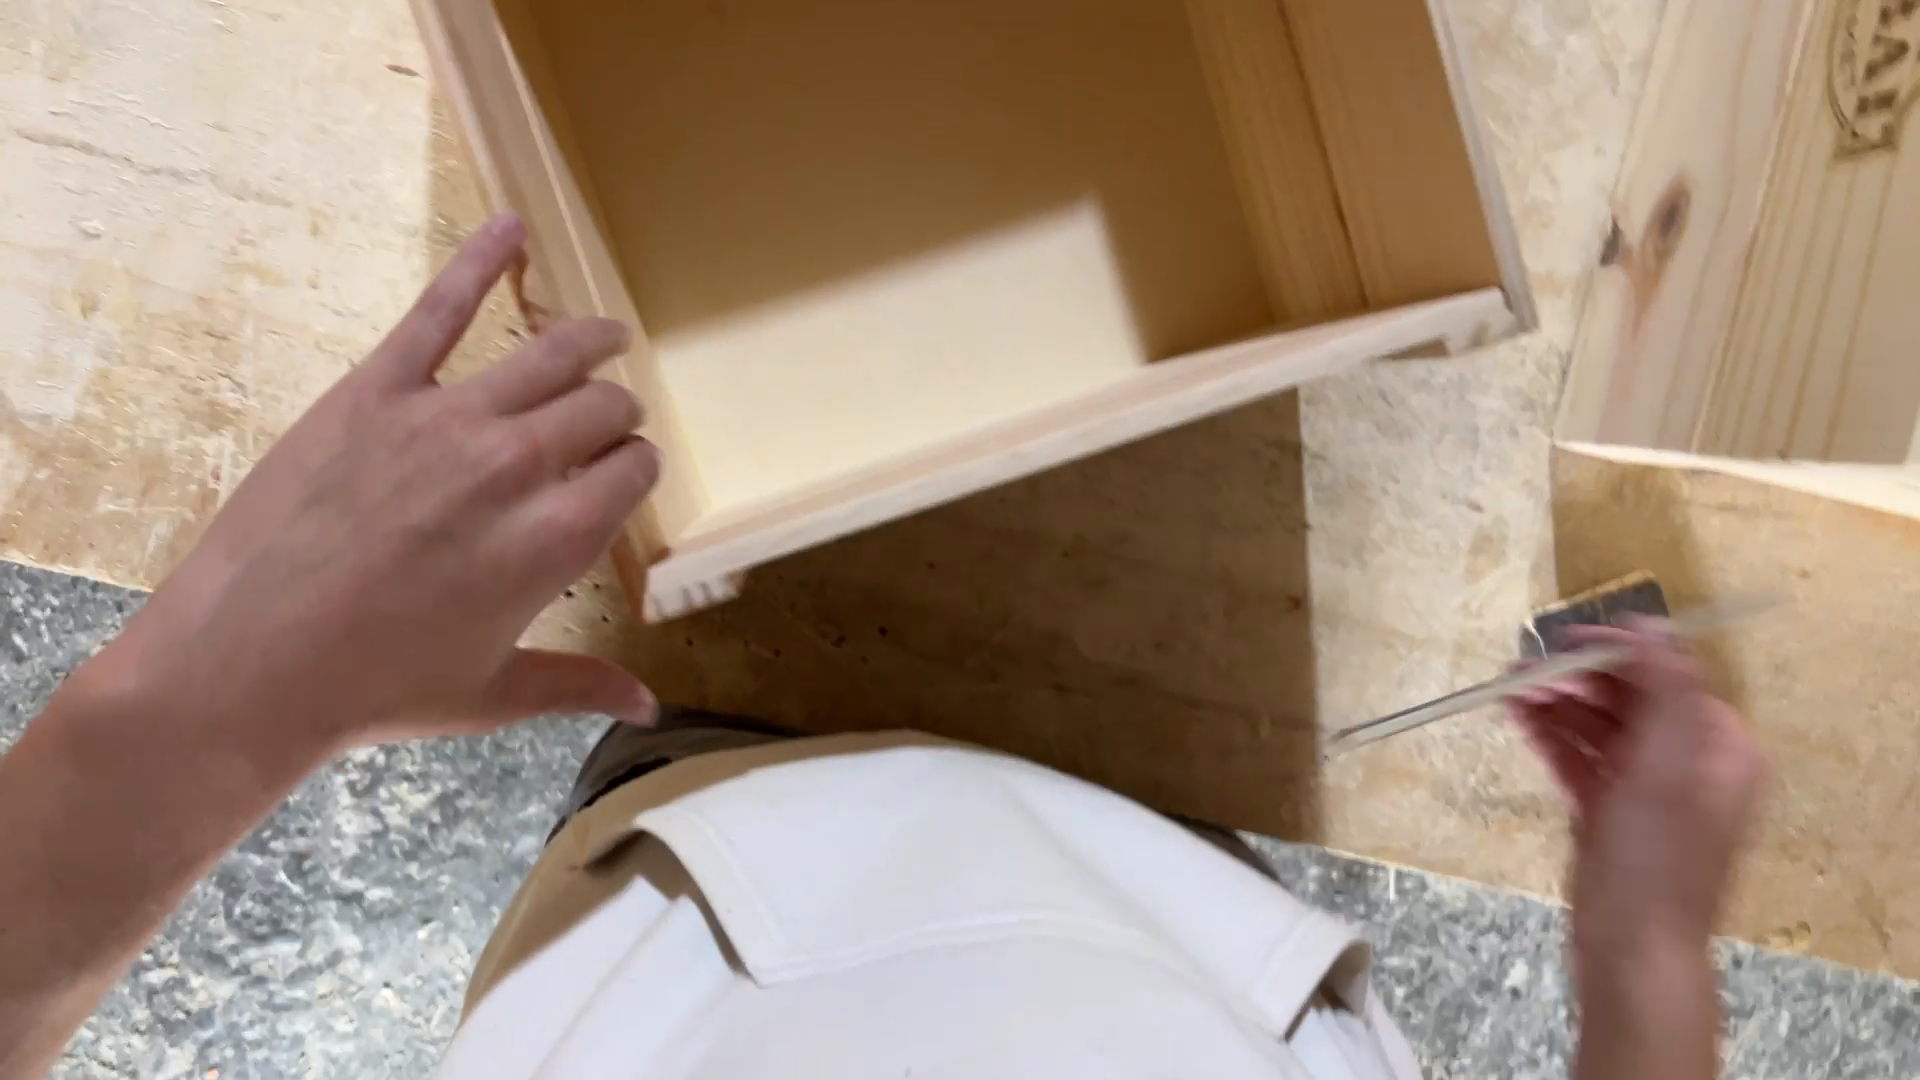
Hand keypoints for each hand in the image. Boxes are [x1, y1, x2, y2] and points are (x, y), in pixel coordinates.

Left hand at [74, 213, 660, 755]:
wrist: (237, 676)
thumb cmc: (382, 689)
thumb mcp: (498, 693)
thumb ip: (585, 684)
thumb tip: (651, 708)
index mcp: (558, 540)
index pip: (636, 470)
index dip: (639, 469)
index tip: (628, 475)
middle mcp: (519, 469)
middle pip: (606, 409)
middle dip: (621, 413)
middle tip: (615, 420)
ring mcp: (447, 423)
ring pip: (551, 355)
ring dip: (594, 340)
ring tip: (612, 334)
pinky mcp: (375, 394)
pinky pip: (439, 311)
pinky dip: (479, 262)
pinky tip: (513, 228)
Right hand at [1507, 622, 1768, 965]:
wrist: (1630, 939)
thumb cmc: (1653, 853)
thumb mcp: (1665, 768)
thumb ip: (1666, 691)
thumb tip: (1651, 624)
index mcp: (1715, 746)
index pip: (1666, 678)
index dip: (1615, 653)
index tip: (1561, 640)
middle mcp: (1683, 759)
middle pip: (1624, 698)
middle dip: (1572, 679)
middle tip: (1518, 667)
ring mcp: (1641, 783)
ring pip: (1592, 724)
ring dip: (1550, 703)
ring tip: (1504, 691)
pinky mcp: (1604, 802)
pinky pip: (1573, 753)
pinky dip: (1545, 733)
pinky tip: (1514, 718)